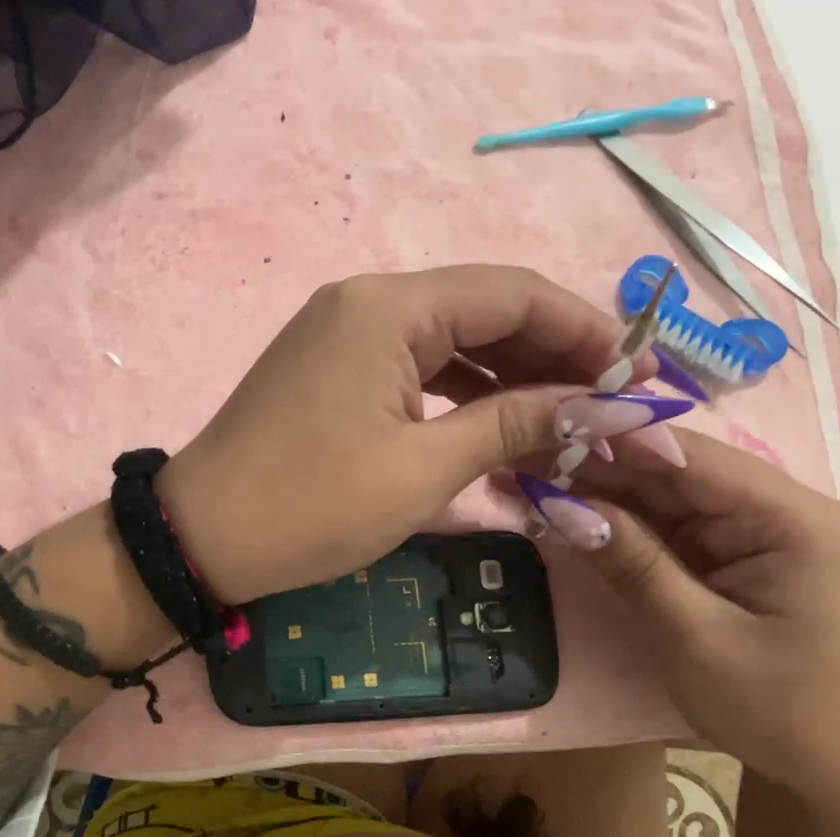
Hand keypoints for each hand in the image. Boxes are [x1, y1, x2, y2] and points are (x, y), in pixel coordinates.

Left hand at [155, 266, 672, 603]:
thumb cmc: (310, 508)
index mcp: (389, 307)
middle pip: (484, 310)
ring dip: (510, 378)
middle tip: (612, 407)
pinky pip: (414, 368)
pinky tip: (502, 428)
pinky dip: (460, 395)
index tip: (640, 377)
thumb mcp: (422, 471)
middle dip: (552, 356)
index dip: (585, 331)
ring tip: (569, 424)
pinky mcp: (332, 370)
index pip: (513, 293)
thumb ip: (513, 425)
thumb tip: (596, 406)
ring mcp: (344, 334)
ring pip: (451, 341)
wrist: (200, 540)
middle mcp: (366, 301)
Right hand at [550, 431, 839, 787]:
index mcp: (796, 519)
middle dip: (601, 469)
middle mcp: (787, 513)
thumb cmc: (780, 711)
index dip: (615, 442)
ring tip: (535, 483)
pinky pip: (683, 532)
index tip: (544, 433)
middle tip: (523, 462)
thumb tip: (559, 505)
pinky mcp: (750, 562)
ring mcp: (769, 537)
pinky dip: (632, 529)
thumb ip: (632, 565)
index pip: (694, 458)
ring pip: (676, 501)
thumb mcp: (696, 639)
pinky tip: (580, 517)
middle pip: (681, 475)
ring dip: (608, 496)